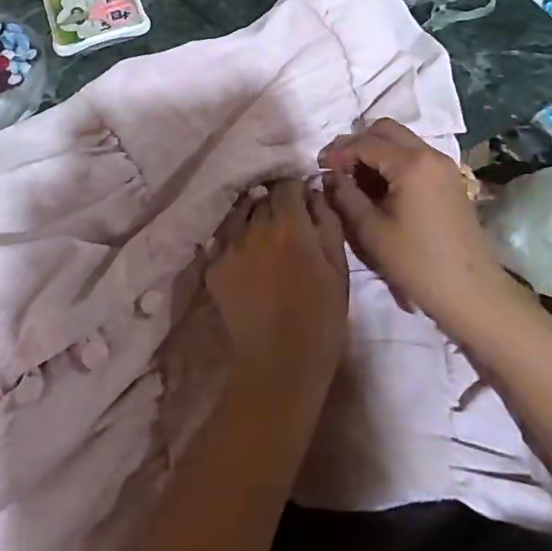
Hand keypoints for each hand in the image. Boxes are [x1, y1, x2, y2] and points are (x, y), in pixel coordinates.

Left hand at [206, 180, 349, 395]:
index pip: (286, 186)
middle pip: (262, 199)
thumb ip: (327, 224)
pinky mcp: (212, 267)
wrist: (279, 364)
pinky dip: (237, 246)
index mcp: (289, 226)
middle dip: (274, 204)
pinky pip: (225, 243)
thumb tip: (315, 194)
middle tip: (286, 225)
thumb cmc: (321, 319)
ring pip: (240, 218)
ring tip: (265, 242)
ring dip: (253, 222)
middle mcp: (253, 228)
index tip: (302, 201)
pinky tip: (249, 266)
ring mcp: (229, 246)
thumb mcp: (339, 270)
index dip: (295, 190)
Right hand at [317, 119, 515, 328]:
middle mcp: (431, 155)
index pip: (365, 142)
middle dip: (357, 143)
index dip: (337, 152)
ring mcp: (445, 167)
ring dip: (375, 151)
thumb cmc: (417, 262)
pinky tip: (378, 188)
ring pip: (401, 142)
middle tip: (336, 166)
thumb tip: (329, 176)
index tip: (318, 167)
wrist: (472, 293)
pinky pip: (414, 157)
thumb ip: (344, 195)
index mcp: (411, 164)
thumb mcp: (370, 230)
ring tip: (354, 178)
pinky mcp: (450, 182)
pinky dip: (392, 162)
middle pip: (386, 130)